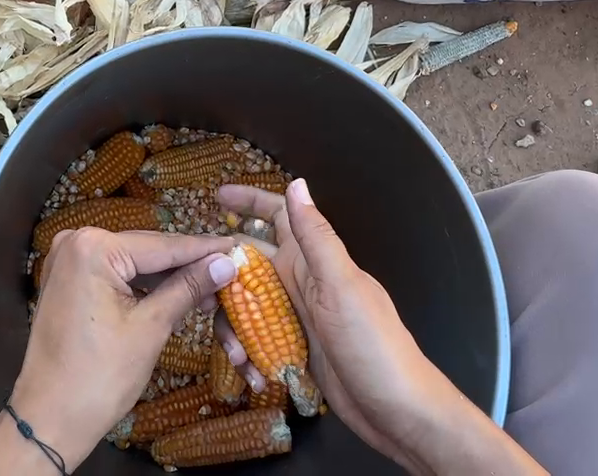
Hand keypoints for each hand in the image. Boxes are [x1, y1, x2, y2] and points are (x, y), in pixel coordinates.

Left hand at [3, 227, 236, 469]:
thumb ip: (187, 288)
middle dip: (187, 264)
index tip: (237, 247)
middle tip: (230, 270)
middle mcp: (77, 240)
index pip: (161, 245)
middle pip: (146, 249)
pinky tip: (175, 293)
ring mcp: (69, 259)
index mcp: (93, 246)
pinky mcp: (68, 278)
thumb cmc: (99, 377)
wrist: (49, 419)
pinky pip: (115, 273)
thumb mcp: (150, 328)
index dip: (203, 249)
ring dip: (168, 276)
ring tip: (210, 286)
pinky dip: (143, 284)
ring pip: (132, 262)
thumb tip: (225, 262)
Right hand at [215, 180, 544, 475]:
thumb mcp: (341, 286)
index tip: (218, 196)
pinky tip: (250, 371)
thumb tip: (297, 182)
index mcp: (312, 260)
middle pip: (248, 263)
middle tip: (197, 287)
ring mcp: (296, 316)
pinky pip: (256, 338)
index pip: (278, 216)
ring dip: (232, 323)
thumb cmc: (375, 345)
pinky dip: (247, 352)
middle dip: (221, 272)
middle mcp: (301, 282)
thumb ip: (316, 236)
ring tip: (235, 351)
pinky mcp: (294, 348)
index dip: (249, 202)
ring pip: (246, 303)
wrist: (400, 414)